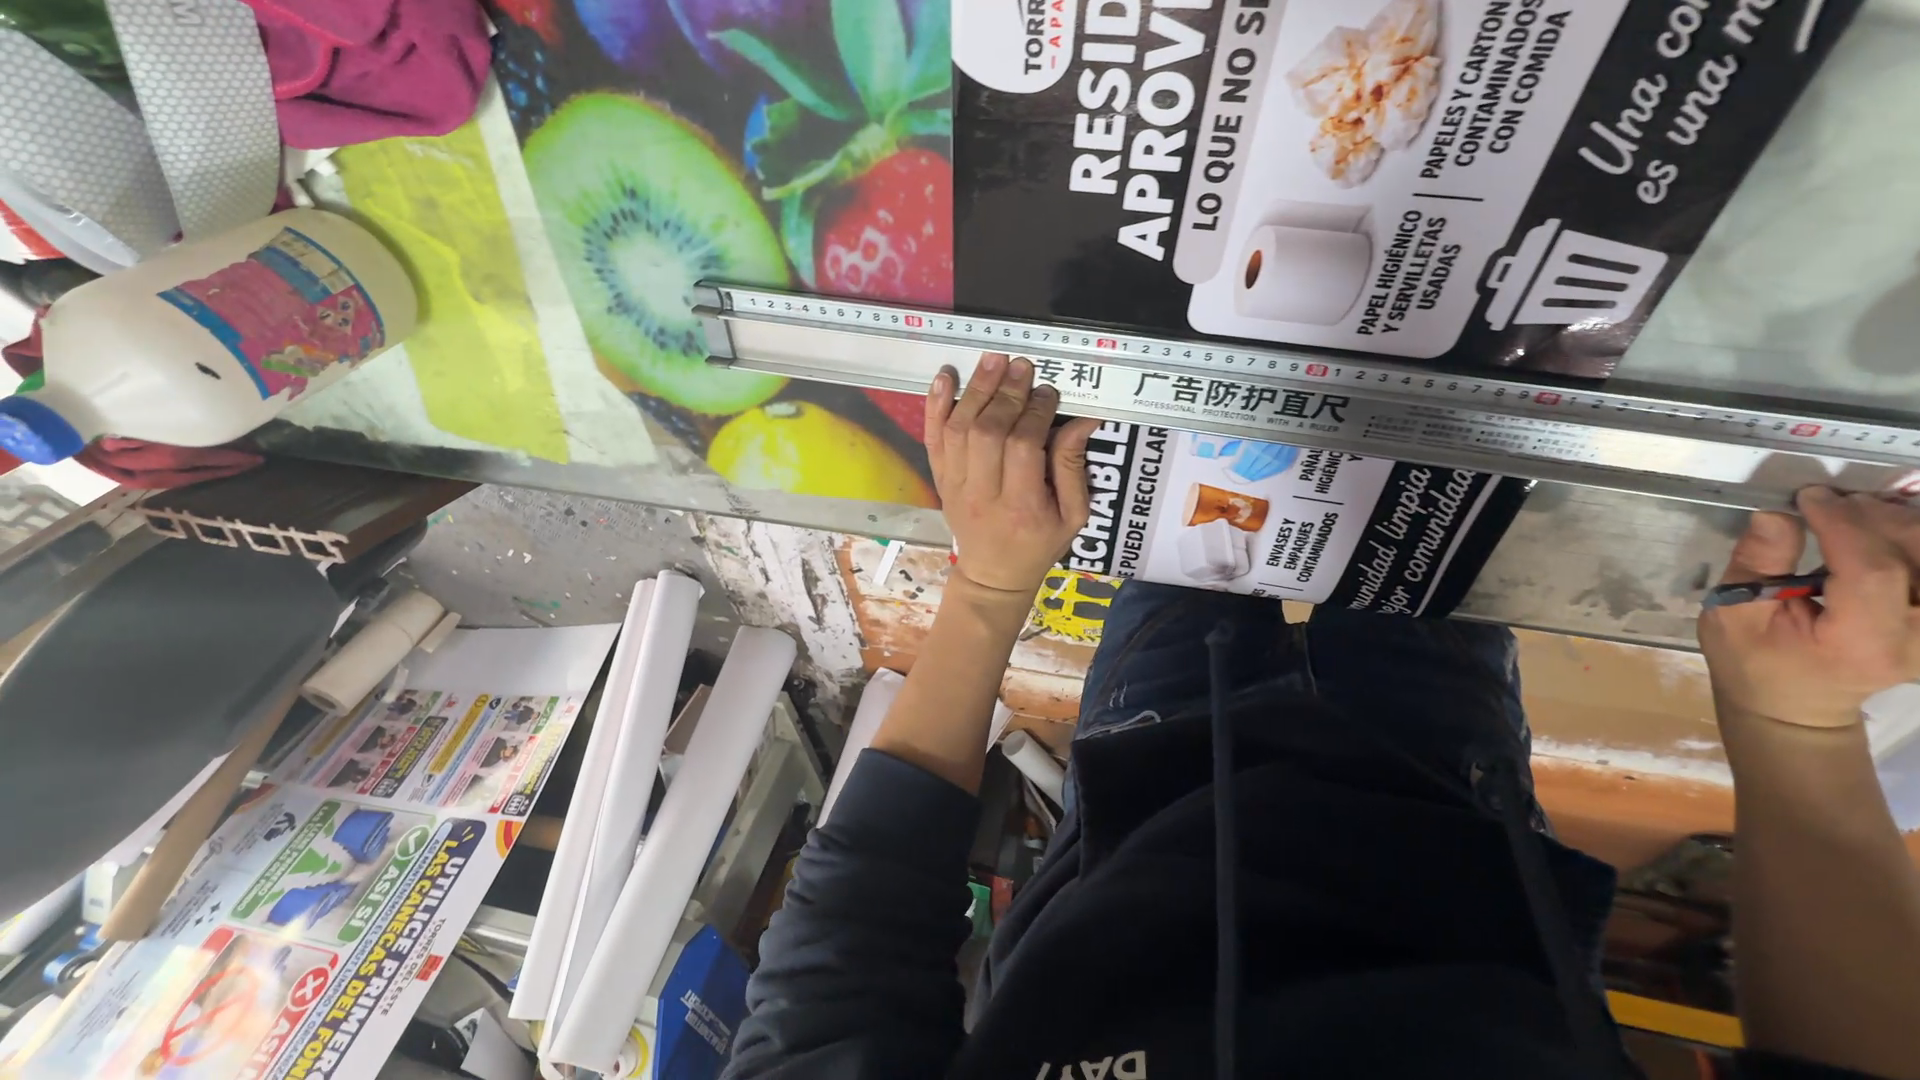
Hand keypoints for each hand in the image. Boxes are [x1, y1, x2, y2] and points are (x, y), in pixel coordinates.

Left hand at [924, 353, 1099, 595]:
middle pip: (988, 434)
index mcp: (1022, 506)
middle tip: (1022, 366)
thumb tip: (1082, 419)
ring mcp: (955, 486)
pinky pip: (932, 439)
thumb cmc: (1040, 544)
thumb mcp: (1073, 516)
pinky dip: (935, 406)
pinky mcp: (940, 480)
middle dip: (1006, 394)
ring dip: (975, 391)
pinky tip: (946, 377)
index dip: (1035, 414)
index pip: (1023, 448)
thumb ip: (1073, 467)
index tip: (1049, 391)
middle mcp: (982, 494)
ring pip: (959, 431)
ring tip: (993, 361)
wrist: (994, 574)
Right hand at [1699, 487, 1919, 728]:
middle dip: (1882, 519)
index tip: (1810, 497)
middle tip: (1836, 501)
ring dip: (1910, 526)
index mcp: (1861, 644)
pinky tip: (1892, 528)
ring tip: (1863, 511)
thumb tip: (1778, 515)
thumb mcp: (1734, 615)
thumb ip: (1757, 564)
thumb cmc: (1753, 661)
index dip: (1846, 526)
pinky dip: (1918, 541)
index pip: (1875, 573)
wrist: (1796, 705)